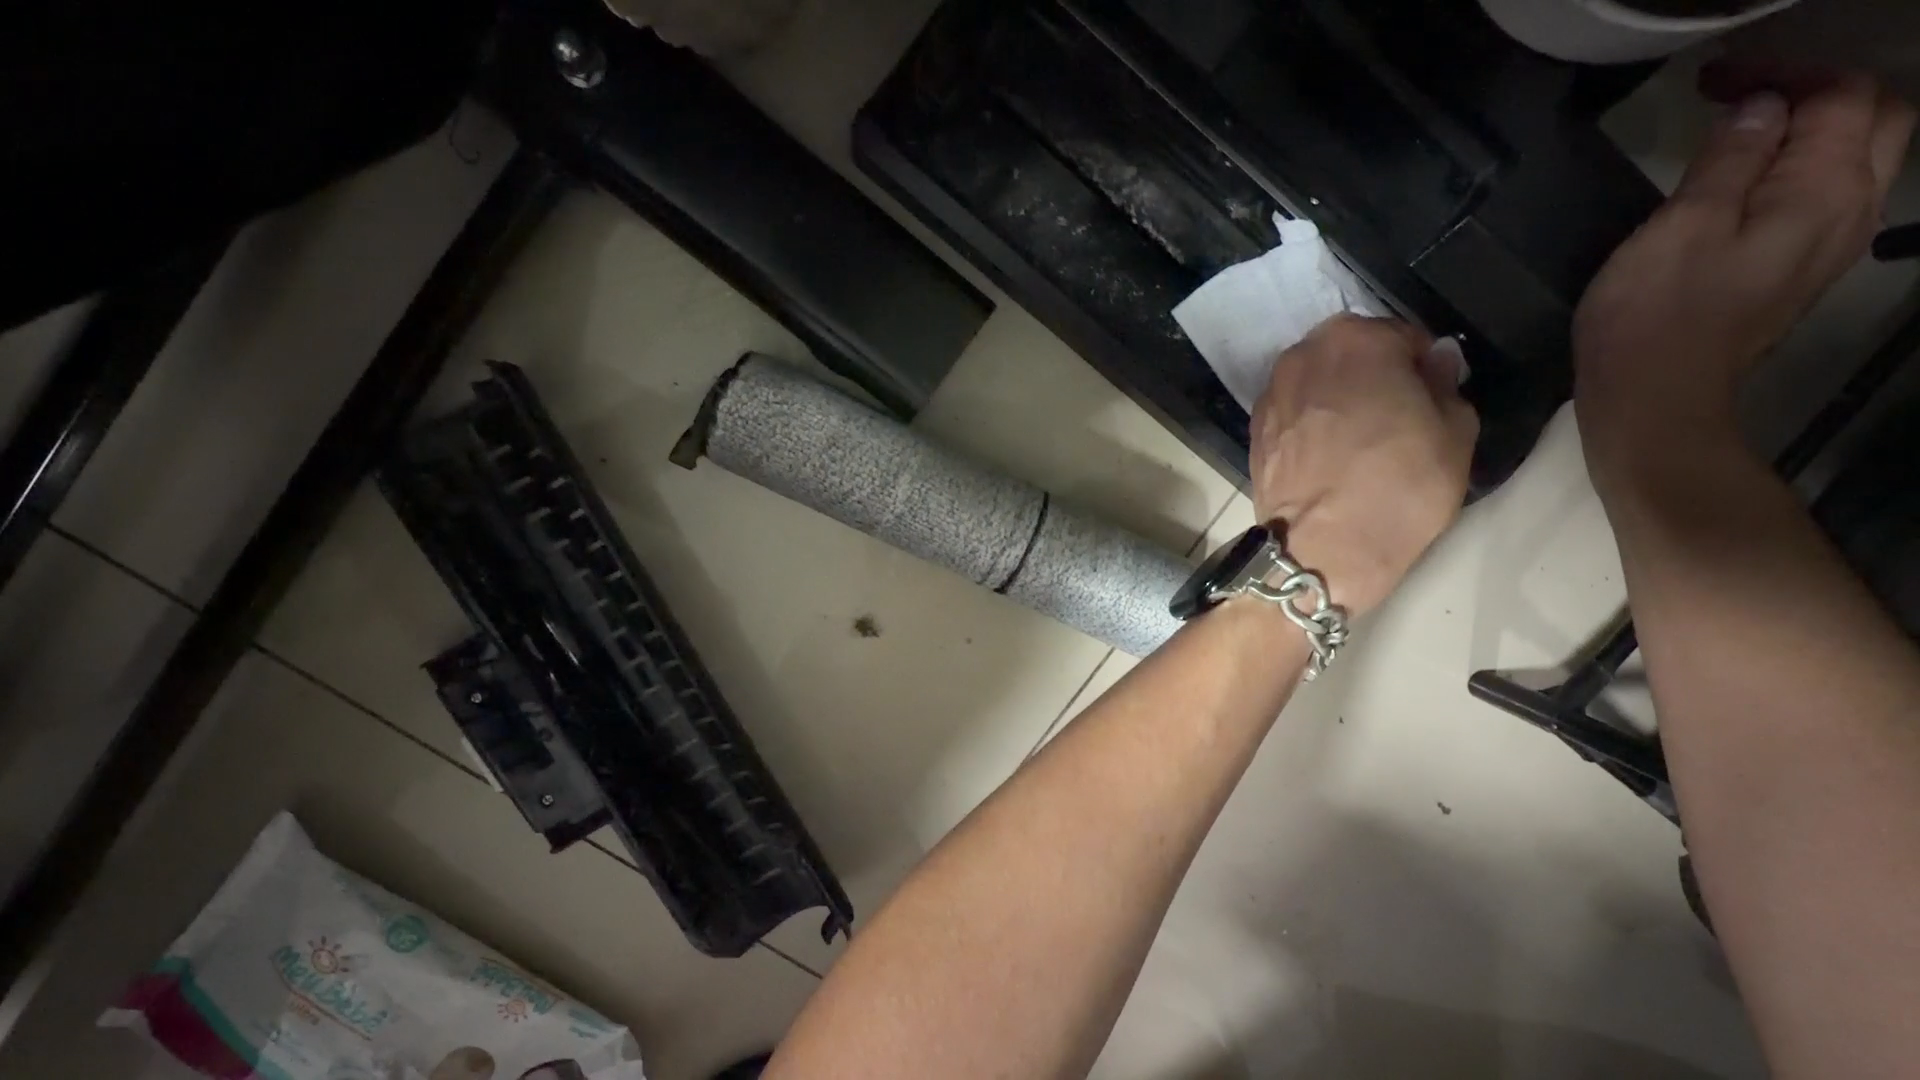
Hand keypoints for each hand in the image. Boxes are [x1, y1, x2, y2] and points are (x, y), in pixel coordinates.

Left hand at [1250, 314, 1477, 617]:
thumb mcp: (1455, 431)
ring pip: (1318, 381)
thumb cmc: (1401, 486)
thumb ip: (1445, 384)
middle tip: (1396, 418)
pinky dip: (1311, 422)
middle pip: (1351, 353)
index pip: (1402, 337)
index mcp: (1357, 340)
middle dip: (1374, 375)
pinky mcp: (1254, 428)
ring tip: (1360, 440)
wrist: (1323, 549)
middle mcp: (1304, 354)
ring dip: (1339, 397)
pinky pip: (1294, 411)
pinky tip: (1329, 455)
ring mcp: (1272, 392)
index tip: (1430, 397)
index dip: (1421, 367)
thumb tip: (1435, 361)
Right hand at [1574, 63, 1915, 462]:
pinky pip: (1822, 197)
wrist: (1653, 400)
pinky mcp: (1794, 273)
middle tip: (1740, 95)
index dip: (1782, 73)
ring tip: (1737, 130)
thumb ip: (1728, 160)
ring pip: (1852, 159)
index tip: (1710, 81)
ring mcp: (1827, 247)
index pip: (1840, 97)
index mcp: (1826, 192)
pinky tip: (1743, 180)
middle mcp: (1850, 211)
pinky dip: (1793, 169)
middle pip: (1871, 121)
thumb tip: (1759, 108)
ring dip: (1806, 131)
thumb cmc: (1654, 315)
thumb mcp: (1680, 227)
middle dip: (1815, 93)